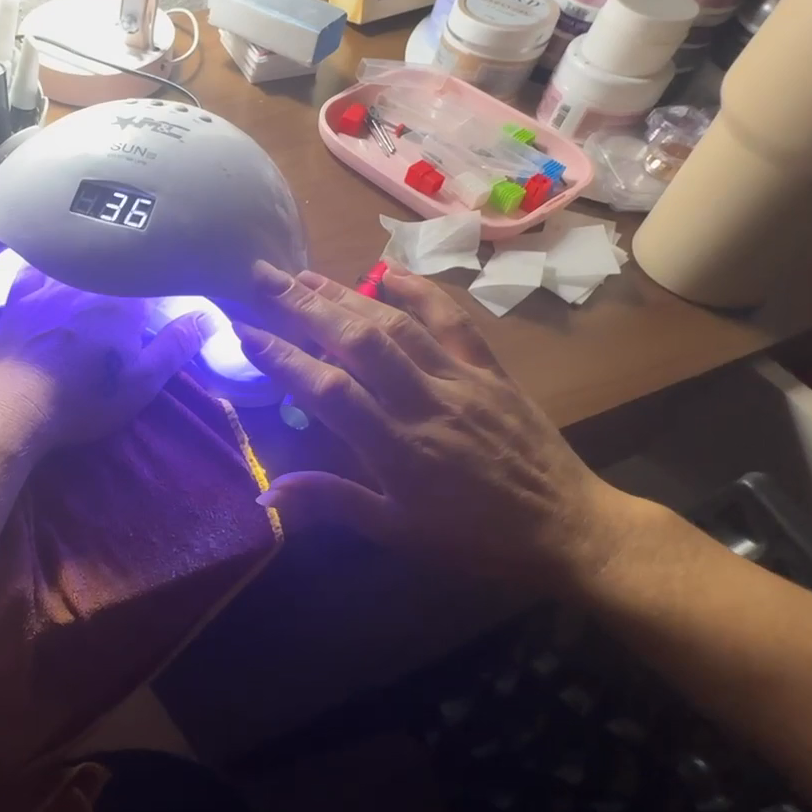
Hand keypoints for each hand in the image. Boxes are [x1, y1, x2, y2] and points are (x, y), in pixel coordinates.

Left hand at [0, 268, 204, 451]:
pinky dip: (47, 267)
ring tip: (98, 267)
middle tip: (136, 276)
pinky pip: (36, 269)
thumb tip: (209, 316)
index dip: (162, 280)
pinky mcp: (18, 298)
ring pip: (77, 262)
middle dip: (128, 270)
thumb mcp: (142, 382)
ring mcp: (48, 286)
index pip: (152, 277)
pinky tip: (49, 267)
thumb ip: (176, 346)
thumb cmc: (83, 399)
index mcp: (124, 301)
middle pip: (115, 267)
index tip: (169, 283)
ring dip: (90, 263)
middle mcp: (87, 282)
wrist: (14, 406)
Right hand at [235, 260, 639, 589]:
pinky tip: (388, 272)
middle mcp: (424, 402)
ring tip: (304, 274)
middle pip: (357, 340)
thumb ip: (331, 502)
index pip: (327, 389)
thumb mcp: (397, 531)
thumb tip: (265, 494)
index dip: (281, 357)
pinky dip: (420, 292)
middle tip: (262, 275)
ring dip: (346, 293)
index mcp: (396, 447)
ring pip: (396, 325)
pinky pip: (453, 321)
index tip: (242, 330)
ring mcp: (461, 380)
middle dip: (304, 304)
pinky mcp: (490, 371)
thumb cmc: (474, 539)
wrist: (570, 529)